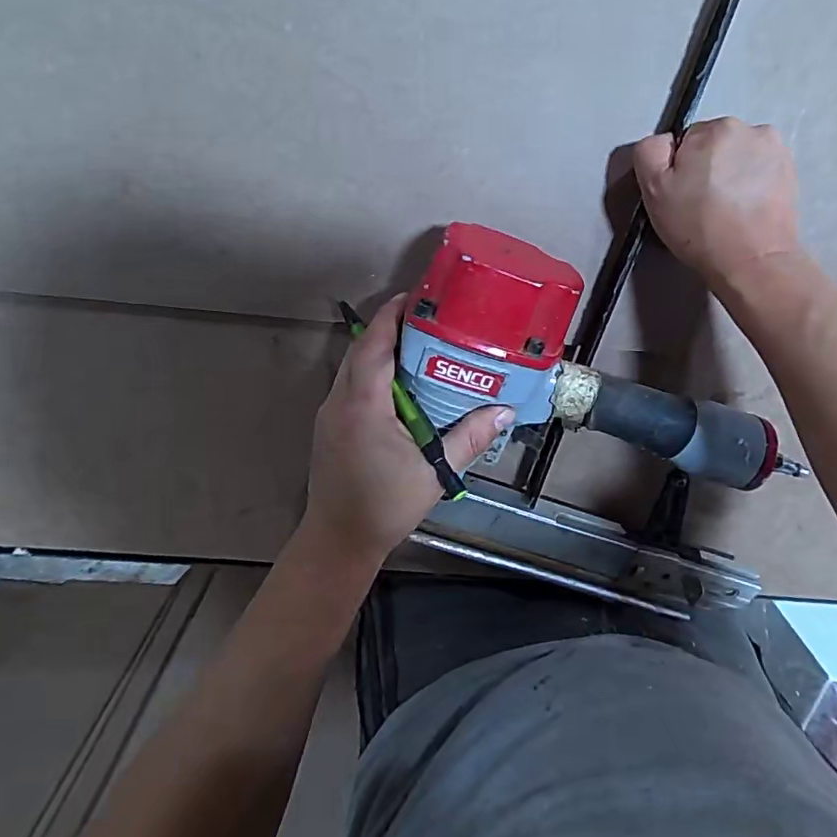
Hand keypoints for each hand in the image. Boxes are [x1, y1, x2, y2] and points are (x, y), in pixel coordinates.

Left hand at [300, 296, 514, 565]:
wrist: (338, 540)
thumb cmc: (383, 505)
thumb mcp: (433, 470)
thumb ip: (469, 437)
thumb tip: (505, 411)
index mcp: (362, 405)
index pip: (374, 345)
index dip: (392, 315)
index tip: (416, 296)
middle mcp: (340, 401)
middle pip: (362, 348)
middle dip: (391, 326)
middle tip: (429, 316)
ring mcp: (331, 413)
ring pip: (355, 365)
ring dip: (382, 347)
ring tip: (421, 341)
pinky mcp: (333, 425)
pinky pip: (353, 384)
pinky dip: (375, 370)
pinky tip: (403, 380)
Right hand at [632, 116, 802, 284]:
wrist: (753, 261)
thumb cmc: (702, 227)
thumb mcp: (653, 188)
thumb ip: (650, 151)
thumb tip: (664, 143)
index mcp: (715, 128)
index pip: (686, 141)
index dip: (680, 170)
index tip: (682, 194)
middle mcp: (751, 130)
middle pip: (715, 146)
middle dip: (707, 169)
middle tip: (703, 205)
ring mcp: (776, 151)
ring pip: (739, 159)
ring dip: (731, 176)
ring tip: (726, 211)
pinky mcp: (791, 174)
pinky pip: (760, 173)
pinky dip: (752, 187)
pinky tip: (744, 212)